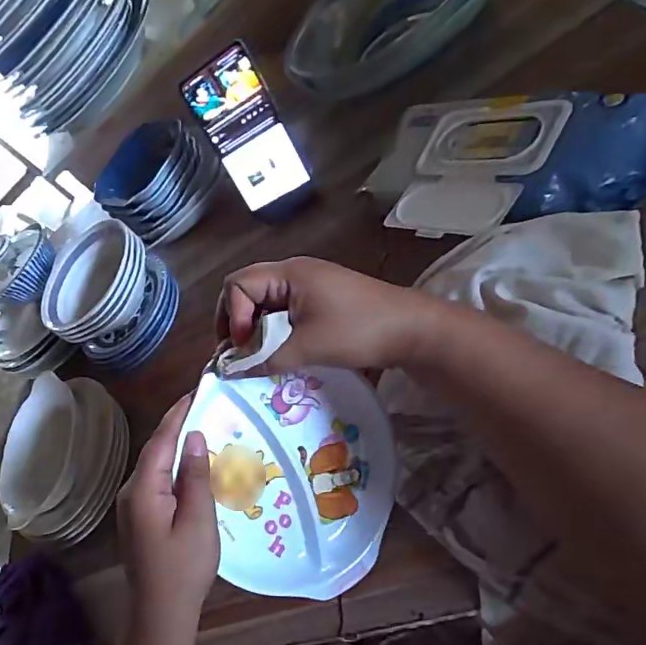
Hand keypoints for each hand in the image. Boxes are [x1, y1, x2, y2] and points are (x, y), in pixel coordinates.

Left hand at [116, 395, 218, 628]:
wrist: (159, 613)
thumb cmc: (184, 569)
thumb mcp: (199, 520)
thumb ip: (196, 477)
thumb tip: (195, 438)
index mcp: (143, 489)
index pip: (160, 441)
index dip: (178, 415)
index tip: (195, 392)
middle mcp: (130, 492)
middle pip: (154, 451)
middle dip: (177, 428)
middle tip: (205, 408)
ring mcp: (131, 507)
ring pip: (154, 468)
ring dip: (176, 449)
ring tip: (203, 431)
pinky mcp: (137, 519)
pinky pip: (155, 484)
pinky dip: (173, 470)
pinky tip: (191, 470)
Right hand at [214, 257, 433, 372]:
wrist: (416, 332)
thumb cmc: (359, 331)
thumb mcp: (307, 347)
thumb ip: (264, 358)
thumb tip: (229, 370)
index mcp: (289, 274)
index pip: (237, 285)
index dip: (232, 316)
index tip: (244, 345)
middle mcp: (294, 273)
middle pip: (245, 290)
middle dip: (236, 321)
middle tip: (239, 351)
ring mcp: (308, 286)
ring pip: (263, 303)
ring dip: (255, 328)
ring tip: (256, 355)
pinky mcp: (320, 300)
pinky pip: (282, 311)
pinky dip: (273, 330)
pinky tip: (279, 352)